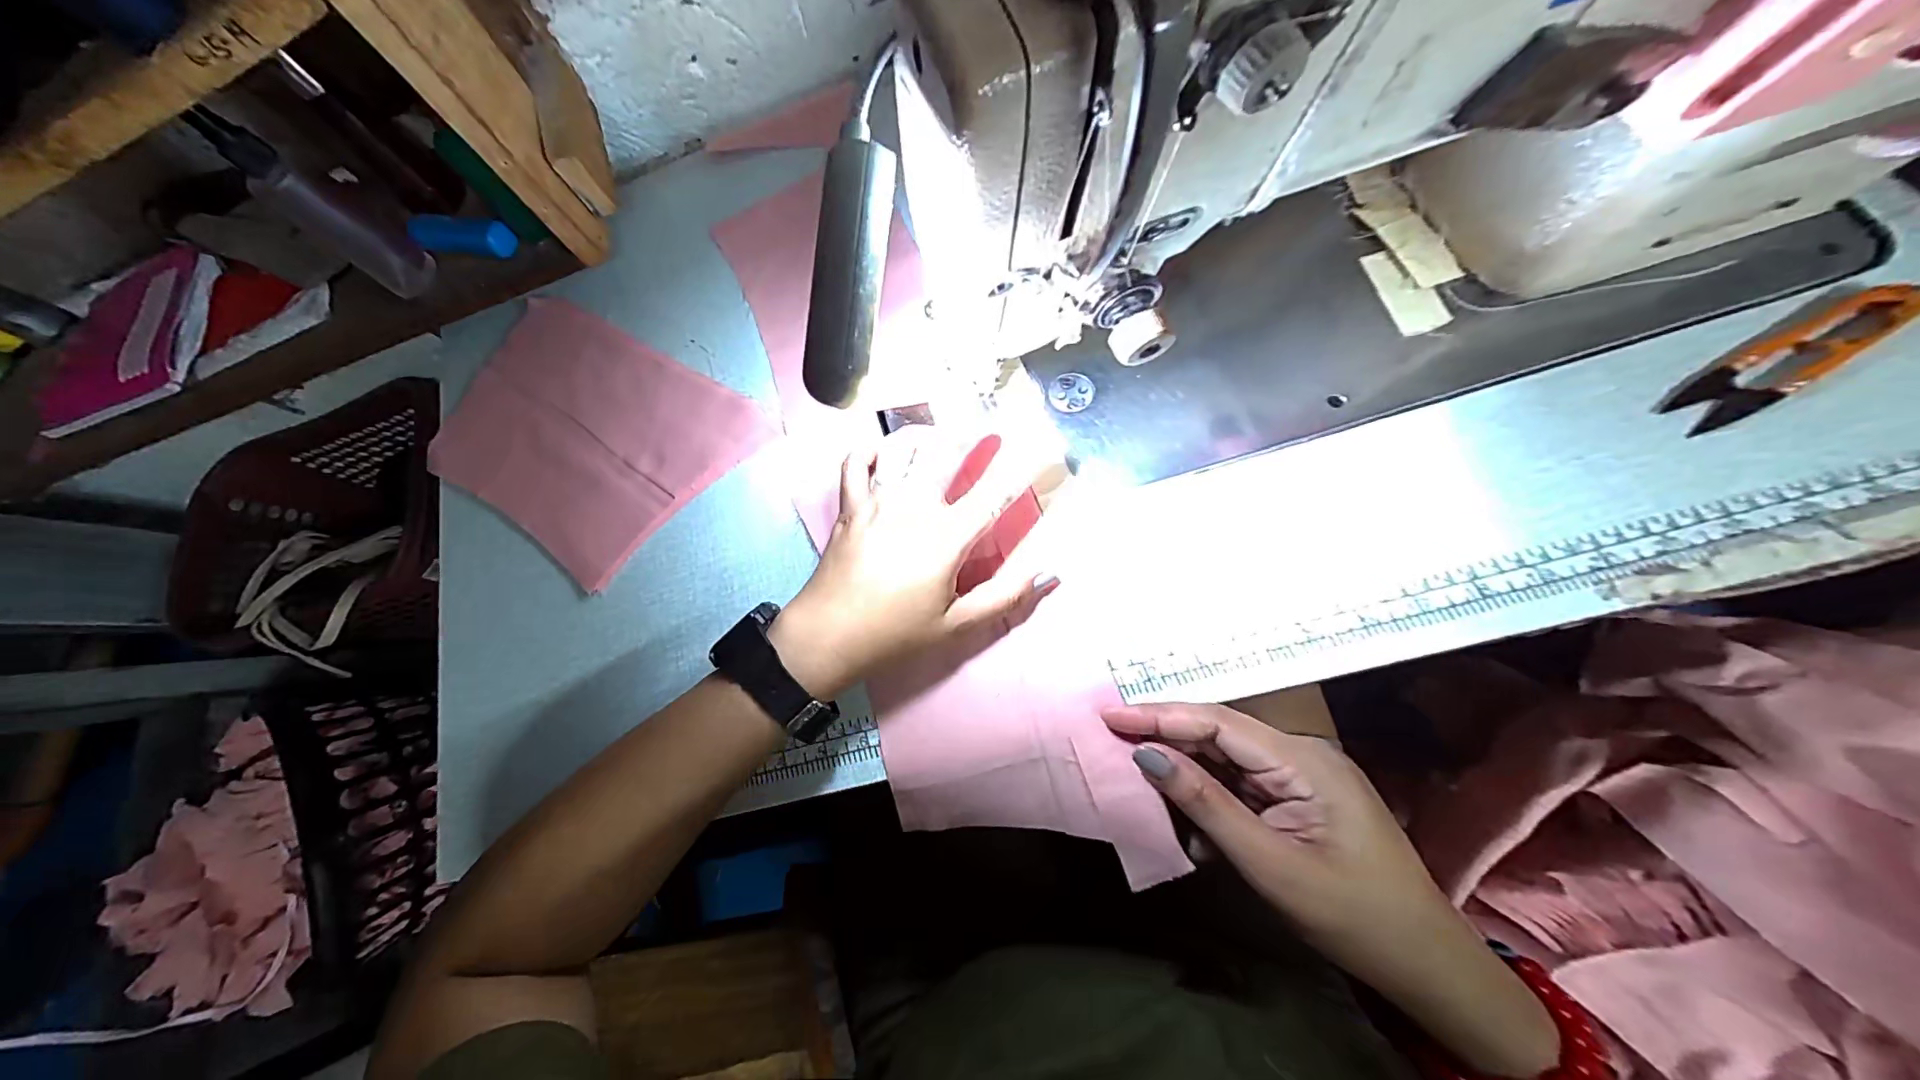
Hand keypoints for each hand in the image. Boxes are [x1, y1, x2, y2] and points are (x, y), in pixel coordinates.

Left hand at [771, 426, 1056, 699]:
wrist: (827, 636)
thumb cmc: (895, 634)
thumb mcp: (956, 625)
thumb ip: (1004, 597)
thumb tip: (1047, 573)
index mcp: (947, 536)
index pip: (996, 492)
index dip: (1026, 467)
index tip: (1048, 449)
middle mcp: (914, 506)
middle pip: (948, 451)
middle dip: (974, 433)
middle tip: (989, 428)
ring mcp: (877, 501)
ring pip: (903, 446)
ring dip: (925, 434)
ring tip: (940, 433)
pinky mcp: (849, 505)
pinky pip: (856, 462)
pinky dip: (870, 449)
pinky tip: (883, 451)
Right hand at [1103, 702, 1559, 1078]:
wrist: (1424, 962)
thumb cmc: (1351, 915)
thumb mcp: (1269, 862)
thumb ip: (1205, 804)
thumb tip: (1147, 755)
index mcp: (1303, 760)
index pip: (1217, 723)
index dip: (1159, 715)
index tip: (1110, 714)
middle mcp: (1302, 754)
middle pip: (1219, 734)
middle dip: (1166, 736)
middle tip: (1111, 735)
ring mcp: (1302, 775)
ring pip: (1226, 759)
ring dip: (1186, 773)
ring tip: (1139, 778)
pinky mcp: (1299, 797)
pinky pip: (1242, 784)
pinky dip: (1211, 798)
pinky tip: (1187, 819)